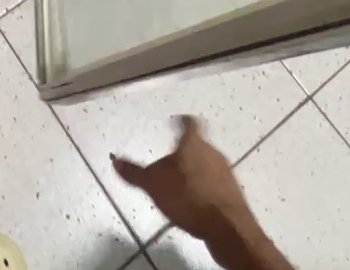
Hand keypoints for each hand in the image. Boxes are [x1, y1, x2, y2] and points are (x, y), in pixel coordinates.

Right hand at [110, 115, 244, 238]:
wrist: (228, 228)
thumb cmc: (188, 197)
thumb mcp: (153, 185)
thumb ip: (134, 173)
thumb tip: (115, 161)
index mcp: (193, 144)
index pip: (189, 124)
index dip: (182, 121)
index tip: (176, 120)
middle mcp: (213, 152)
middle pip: (199, 146)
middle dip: (186, 153)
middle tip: (173, 161)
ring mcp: (227, 173)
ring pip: (209, 165)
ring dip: (197, 172)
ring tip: (183, 185)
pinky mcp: (234, 195)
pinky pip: (217, 185)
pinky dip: (207, 189)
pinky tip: (197, 204)